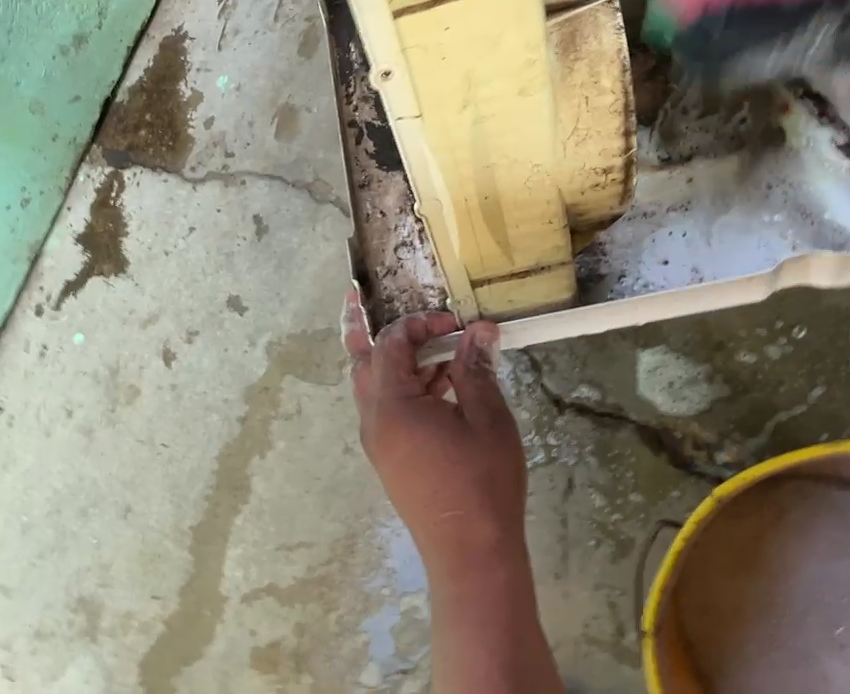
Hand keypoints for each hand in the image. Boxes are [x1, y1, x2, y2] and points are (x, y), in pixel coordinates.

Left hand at [342, 287, 526, 571]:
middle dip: (364, 327)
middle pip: (363, 360)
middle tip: (361, 296)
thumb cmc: (482, 483)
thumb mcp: (488, 418)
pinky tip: (440, 385)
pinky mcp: (388, 457)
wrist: (471, 554)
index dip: (419, 323)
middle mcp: (373, 418)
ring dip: (394, 359)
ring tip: (429, 345)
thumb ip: (476, 368)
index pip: (390, 343)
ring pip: (373, 384)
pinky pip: (386, 408)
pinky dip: (404, 387)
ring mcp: (377, 440)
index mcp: (391, 404)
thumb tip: (478, 329)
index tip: (455, 323)